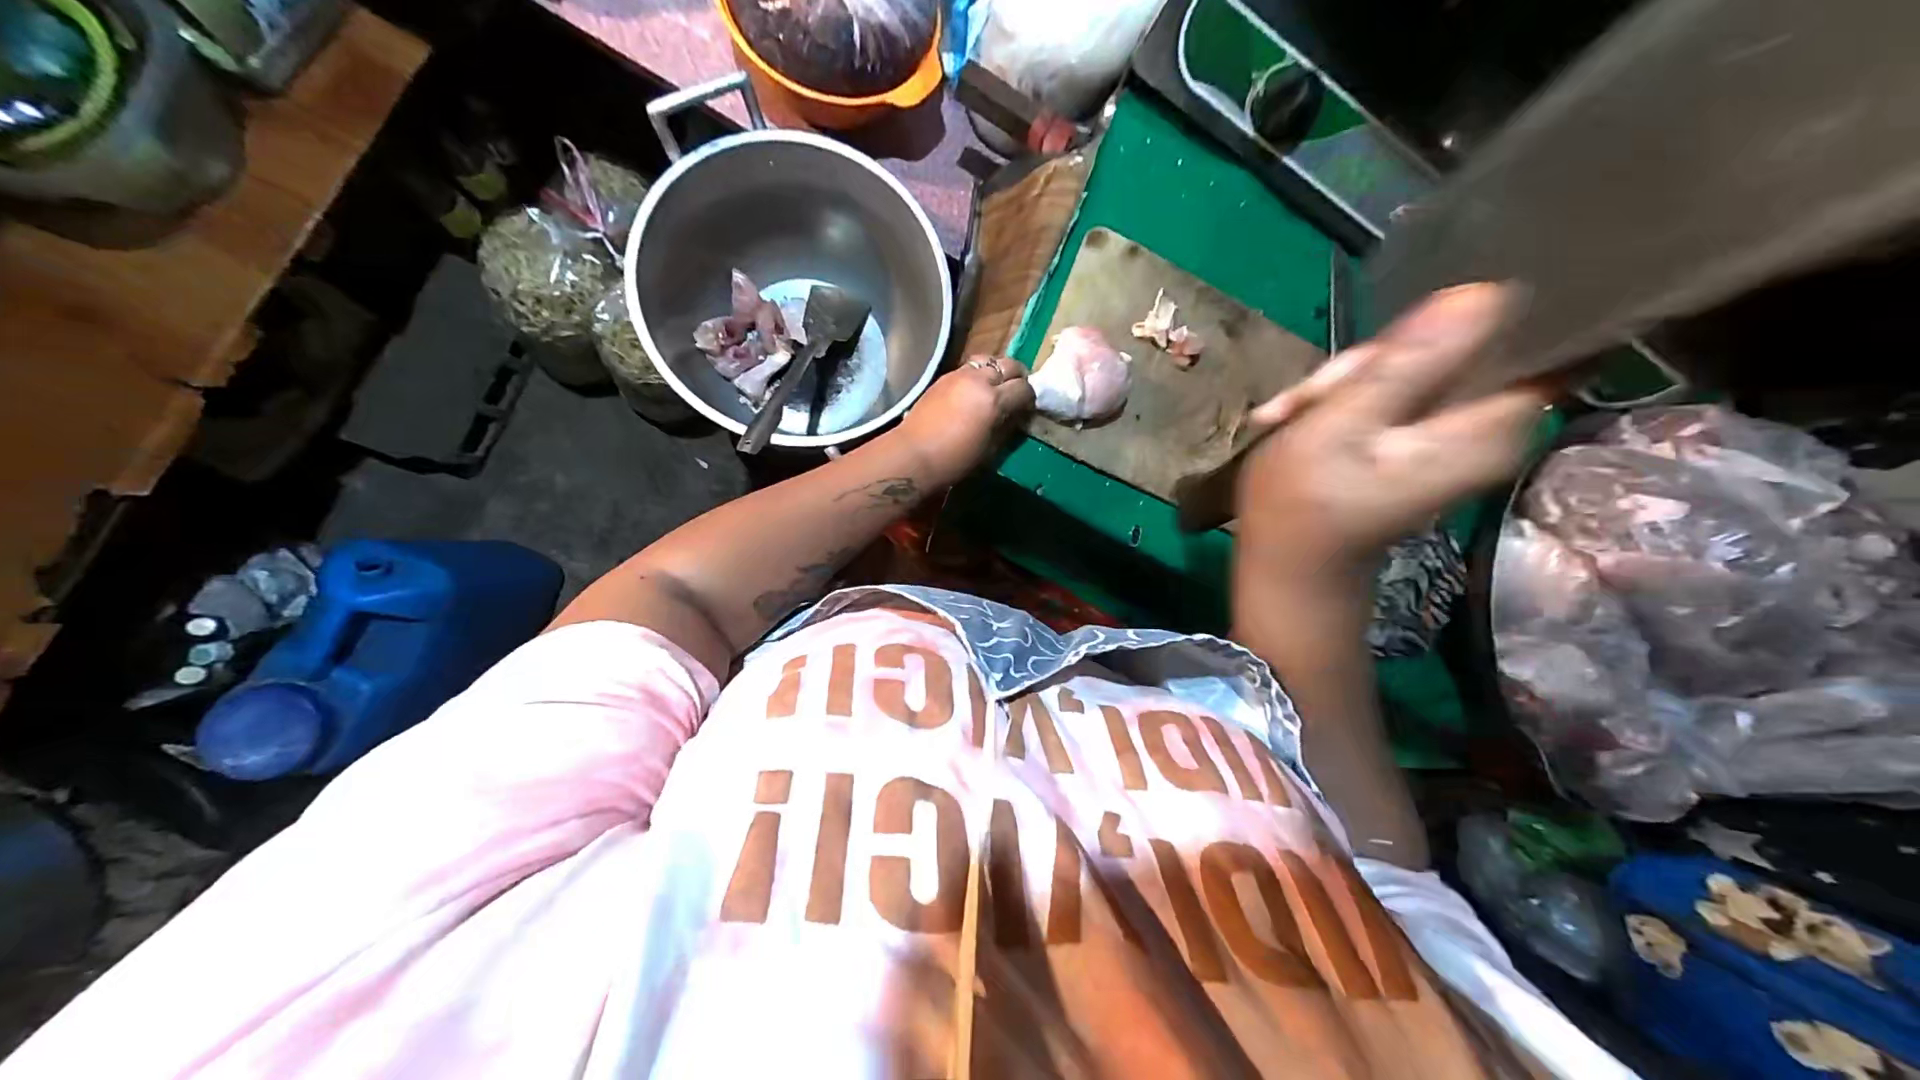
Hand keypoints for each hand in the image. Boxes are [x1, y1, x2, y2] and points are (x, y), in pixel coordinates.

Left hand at [896, 356, 1034, 483]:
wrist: (913, 455)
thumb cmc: (955, 460)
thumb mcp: (991, 448)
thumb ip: (1008, 425)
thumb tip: (1017, 415)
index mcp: (993, 400)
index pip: (1024, 388)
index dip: (1029, 399)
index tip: (1027, 409)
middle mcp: (979, 380)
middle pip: (1009, 365)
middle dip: (1018, 378)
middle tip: (1016, 394)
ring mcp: (959, 375)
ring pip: (988, 360)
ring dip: (996, 371)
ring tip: (994, 388)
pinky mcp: (944, 377)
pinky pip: (969, 368)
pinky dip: (978, 375)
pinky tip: (973, 392)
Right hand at [1237, 284, 1552, 580]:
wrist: (1292, 564)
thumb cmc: (1304, 504)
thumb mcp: (1340, 426)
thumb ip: (1405, 365)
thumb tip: (1479, 294)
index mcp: (1484, 428)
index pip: (1519, 340)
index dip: (1464, 321)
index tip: (1396, 338)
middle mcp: (1487, 430)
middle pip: (1451, 352)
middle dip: (1377, 361)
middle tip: (1314, 394)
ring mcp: (1455, 436)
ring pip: (1415, 370)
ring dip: (1351, 380)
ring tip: (1293, 410)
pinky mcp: (1425, 441)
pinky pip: (1398, 394)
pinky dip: (1350, 399)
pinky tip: (1302, 416)